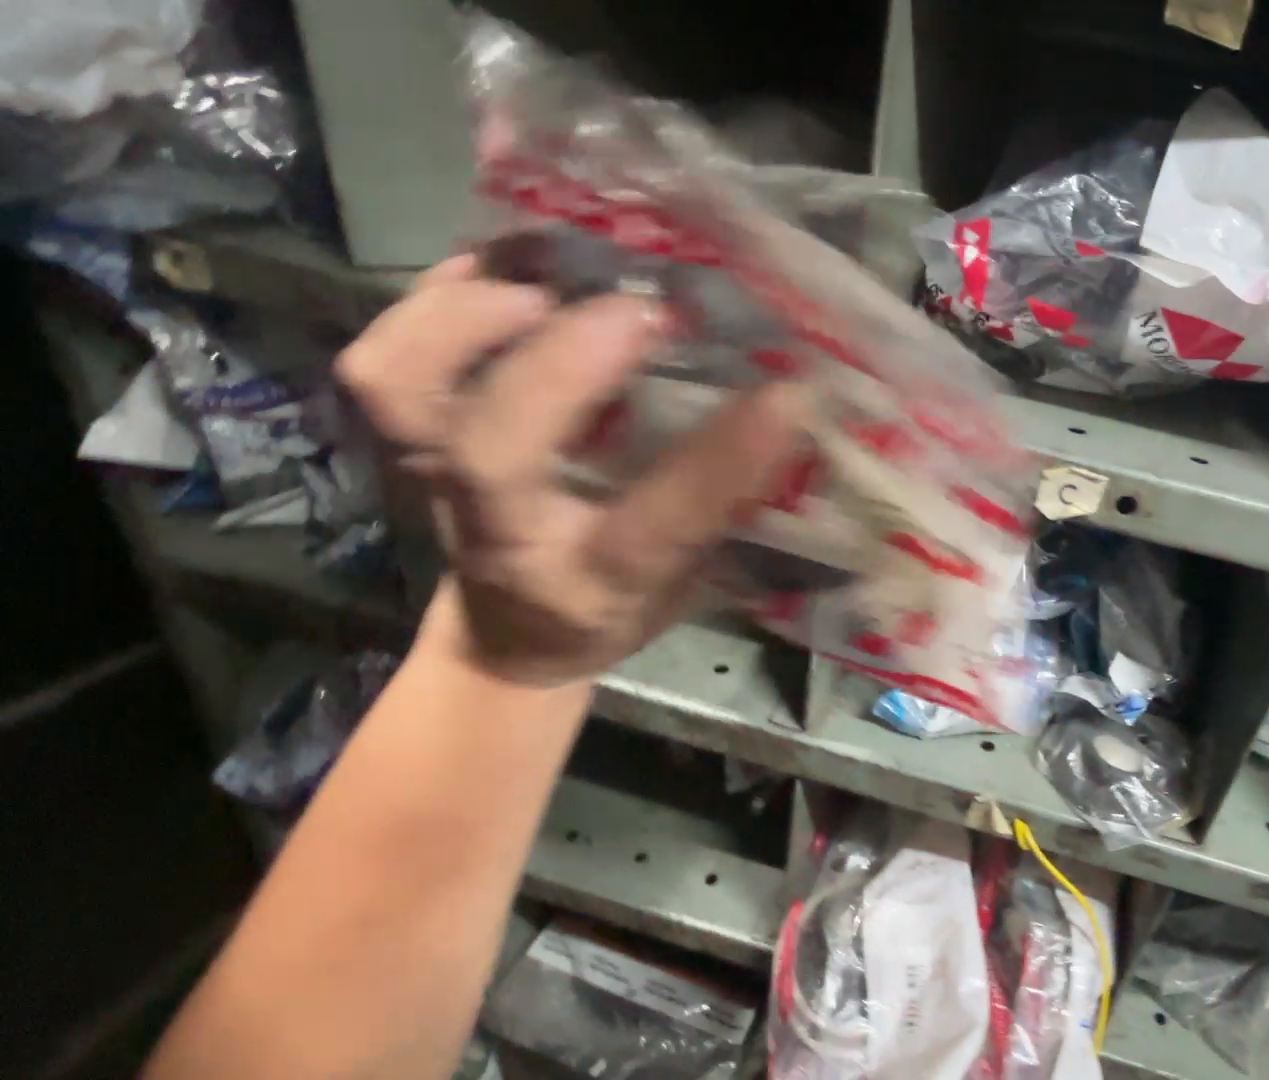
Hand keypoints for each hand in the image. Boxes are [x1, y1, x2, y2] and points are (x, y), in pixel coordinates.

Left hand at [338, 255, 808, 686]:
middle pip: (494, 451)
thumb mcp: (690, 582)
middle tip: (645, 311)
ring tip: (549, 275)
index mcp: (592, 582)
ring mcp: (436, 481)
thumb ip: (732, 510)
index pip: (656, 525)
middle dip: (564, 364)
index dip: (721, 459)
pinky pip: (385, 357)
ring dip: (470, 315)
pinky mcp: (406, 440)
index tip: (790, 395)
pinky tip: (508, 270)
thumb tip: (798, 415)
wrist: (511, 632)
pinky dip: (436, 300)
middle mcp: (501, 532)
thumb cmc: (616, 606)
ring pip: (401, 390)